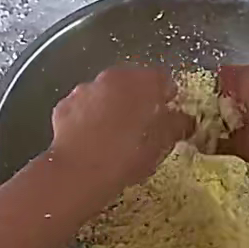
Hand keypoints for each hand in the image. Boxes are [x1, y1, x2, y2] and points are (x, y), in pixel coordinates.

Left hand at [44, 67, 188, 198]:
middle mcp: (112, 77)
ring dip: (111, 107)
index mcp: (142, 81)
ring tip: (114, 135)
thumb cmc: (129, 154)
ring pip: (104, 94)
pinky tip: (90, 140)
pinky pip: (82, 109)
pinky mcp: (63, 106)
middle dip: (138, 100)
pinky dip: (87, 119)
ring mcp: (84, 89)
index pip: (163, 79)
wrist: (80, 170)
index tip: (169, 113)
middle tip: (143, 126)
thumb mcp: (163, 144)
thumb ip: (178, 125)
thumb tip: (185, 119)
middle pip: (131, 83)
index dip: (168, 96)